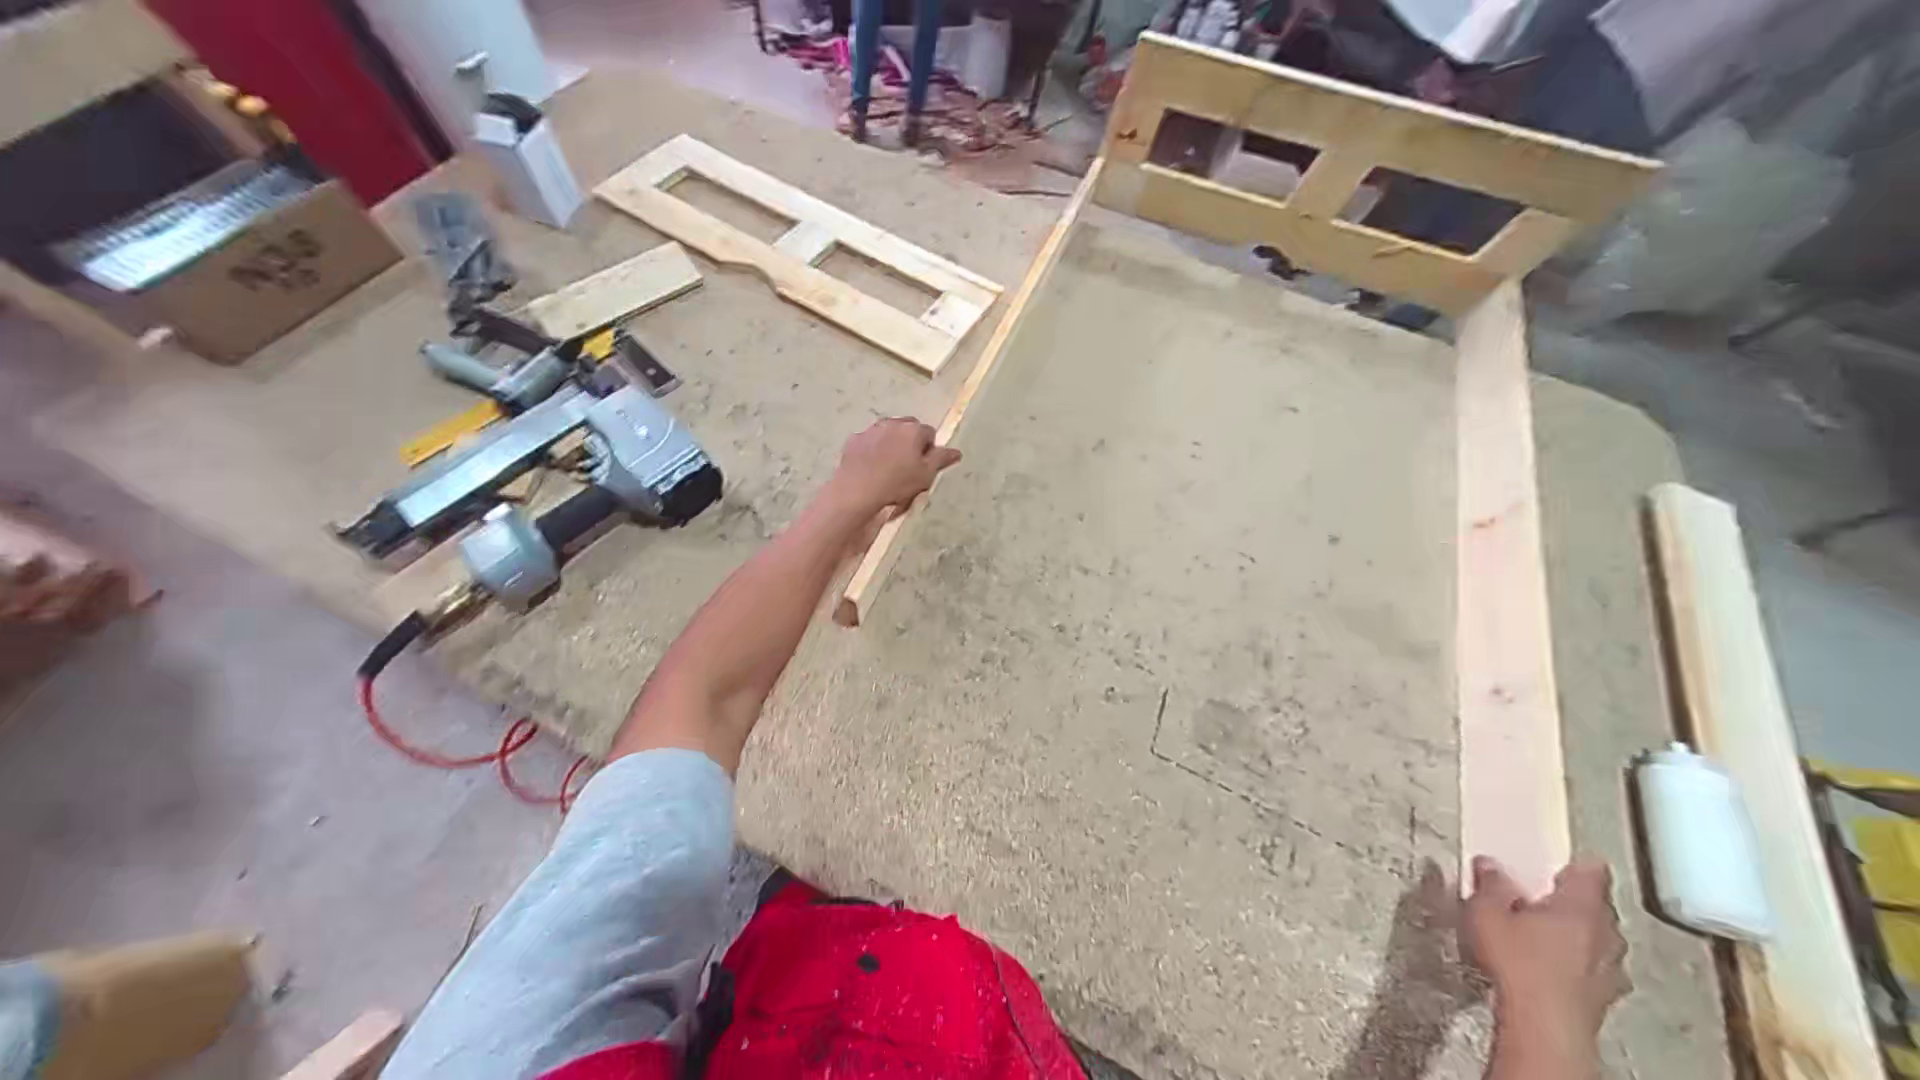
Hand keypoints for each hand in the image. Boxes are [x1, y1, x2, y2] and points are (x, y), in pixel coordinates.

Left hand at [829, 418, 961, 514]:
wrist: (858, 491)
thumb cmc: (897, 483)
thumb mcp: (926, 475)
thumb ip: (942, 459)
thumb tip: (956, 451)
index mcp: (913, 430)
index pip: (929, 433)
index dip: (929, 450)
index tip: (923, 467)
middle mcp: (892, 423)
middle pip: (908, 428)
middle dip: (910, 442)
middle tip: (908, 466)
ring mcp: (870, 430)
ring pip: (887, 433)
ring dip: (891, 444)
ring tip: (888, 467)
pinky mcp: (853, 441)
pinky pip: (868, 442)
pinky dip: (871, 450)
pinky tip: (870, 467)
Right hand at [1465, 856, 1629, 1049]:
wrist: (1542, 1024)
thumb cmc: (1519, 963)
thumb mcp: (1486, 910)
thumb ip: (1490, 883)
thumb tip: (1490, 865)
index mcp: (1581, 906)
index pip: (1591, 871)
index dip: (1575, 863)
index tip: (1561, 860)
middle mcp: (1606, 934)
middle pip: (1594, 905)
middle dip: (1568, 899)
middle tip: (1536, 893)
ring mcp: (1610, 968)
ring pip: (1596, 937)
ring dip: (1574, 931)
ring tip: (1537, 930)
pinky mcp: (1603, 995)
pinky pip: (1591, 964)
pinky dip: (1573, 959)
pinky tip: (1546, 962)